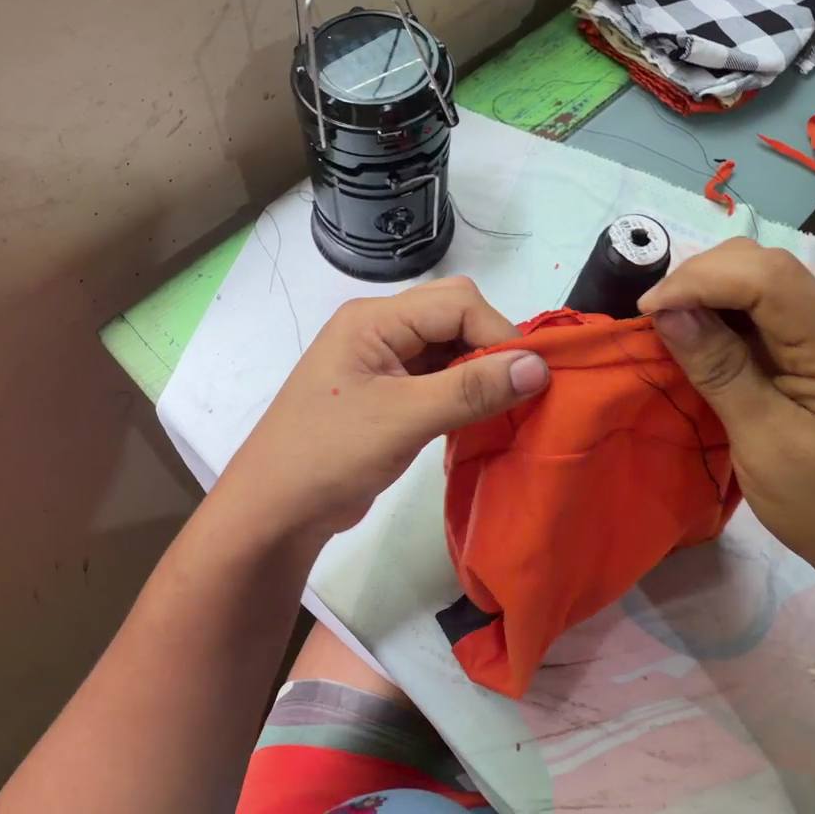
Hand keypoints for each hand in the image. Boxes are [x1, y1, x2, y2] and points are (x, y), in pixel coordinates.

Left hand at [217, 276, 549, 541]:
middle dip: (491, 345)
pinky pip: (440, 374)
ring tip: (505, 404)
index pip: (456, 303)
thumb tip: (540, 366)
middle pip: (454, 313)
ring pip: (450, 344)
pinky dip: (465, 389)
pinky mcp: (389, 391)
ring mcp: (383, 360)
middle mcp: (380, 328)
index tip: (528, 379)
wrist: (275, 511)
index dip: (497, 335)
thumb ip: (471, 389)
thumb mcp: (403, 419)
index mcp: (374, 319)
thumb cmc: (329, 456)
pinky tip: (481, 414)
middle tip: (517, 388)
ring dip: (480, 369)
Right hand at [637, 238, 814, 593]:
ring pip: (764, 285)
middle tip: (656, 316)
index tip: (651, 310)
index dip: (704, 279)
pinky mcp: (811, 360)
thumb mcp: (765, 444)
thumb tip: (669, 312)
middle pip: (768, 269)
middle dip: (704, 277)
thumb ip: (720, 371)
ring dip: (710, 293)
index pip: (771, 279)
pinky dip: (722, 318)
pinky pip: (763, 317)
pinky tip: (696, 336)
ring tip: (668, 323)